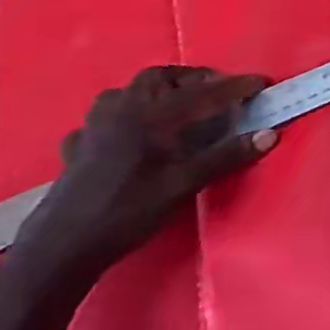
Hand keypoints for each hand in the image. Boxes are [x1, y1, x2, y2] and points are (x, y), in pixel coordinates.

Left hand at [16, 66, 278, 275]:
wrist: (58, 252)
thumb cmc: (127, 212)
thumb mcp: (184, 185)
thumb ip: (226, 156)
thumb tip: (270, 134)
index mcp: (150, 115)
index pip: (203, 92)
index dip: (235, 86)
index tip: (261, 83)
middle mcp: (121, 112)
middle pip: (159, 78)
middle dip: (192, 79)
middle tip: (217, 91)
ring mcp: (93, 128)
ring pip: (127, 92)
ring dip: (155, 92)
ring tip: (175, 105)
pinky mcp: (76, 149)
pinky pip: (100, 120)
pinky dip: (121, 117)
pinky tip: (126, 134)